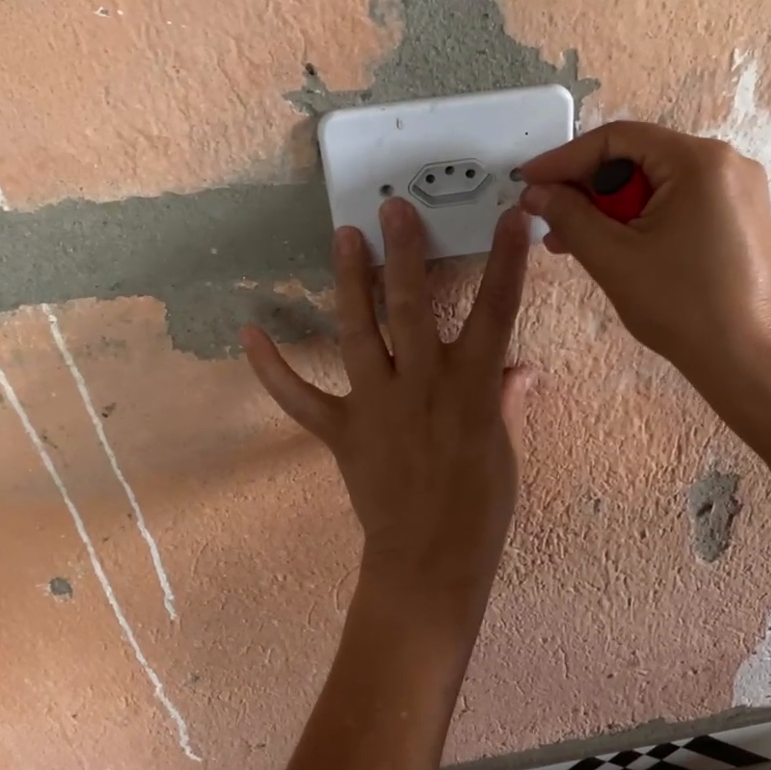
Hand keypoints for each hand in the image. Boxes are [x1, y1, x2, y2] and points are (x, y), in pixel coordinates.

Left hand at [240, 198, 531, 602]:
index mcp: (472, 385)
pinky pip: (300, 397)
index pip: (496, 309)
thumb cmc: (480, 508)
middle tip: (393, 207)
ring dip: (349, 281)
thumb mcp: (501, 448)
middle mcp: (422, 382)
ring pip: (359, 332)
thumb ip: (503, 400)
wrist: (431, 563)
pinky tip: (249, 331)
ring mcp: (377, 404)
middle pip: (411, 305)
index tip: (511, 215)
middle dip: (403, 252)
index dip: (506, 259)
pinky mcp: (341, 431)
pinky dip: (273, 367)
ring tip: (342, 236)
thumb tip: (521, 369)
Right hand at [517, 122, 770, 381]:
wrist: (750, 363)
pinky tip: (612, 248)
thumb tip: (535, 192)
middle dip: (587, 189)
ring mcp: (738, 192)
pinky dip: (640, 220)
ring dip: (610, 209)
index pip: (617, 138)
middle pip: (637, 158)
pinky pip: (677, 204)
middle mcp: (726, 163)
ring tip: (570, 242)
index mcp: (700, 161)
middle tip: (548, 219)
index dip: (565, 158)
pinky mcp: (738, 219)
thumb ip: (568, 216)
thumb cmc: (683, 307)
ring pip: (655, 184)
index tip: (528, 182)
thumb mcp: (613, 257)